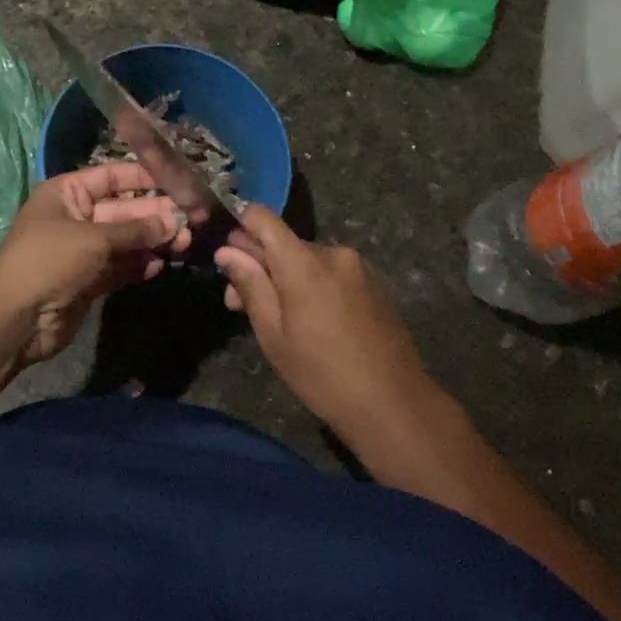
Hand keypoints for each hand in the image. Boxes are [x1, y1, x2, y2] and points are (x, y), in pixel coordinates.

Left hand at [0, 163, 190, 365]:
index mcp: (67, 193)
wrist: (17, 317)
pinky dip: (140, 265)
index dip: (143, 177)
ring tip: (184, 244)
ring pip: (126, 241)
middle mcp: (77, 217)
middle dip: (155, 215)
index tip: (179, 182)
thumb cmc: (49, 261)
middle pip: (124, 210)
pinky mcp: (90, 280)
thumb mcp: (94, 238)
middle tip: (190, 222)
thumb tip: (174, 221)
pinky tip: (161, 265)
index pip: (111, 176)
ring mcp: (83, 250)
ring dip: (153, 242)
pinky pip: (121, 266)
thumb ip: (135, 230)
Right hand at [214, 206, 427, 439]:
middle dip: (258, 265)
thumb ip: (250, 285)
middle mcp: (333, 252)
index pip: (262, 217)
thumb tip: (226, 251)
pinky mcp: (374, 283)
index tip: (227, 256)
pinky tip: (311, 321)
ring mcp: (358, 267)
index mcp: (303, 261)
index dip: (239, 228)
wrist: (394, 403)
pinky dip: (312, 285)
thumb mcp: (273, 334)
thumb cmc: (321, 373)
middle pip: (284, 243)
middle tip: (239, 304)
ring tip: (276, 318)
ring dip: (285, 278)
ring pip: (307, 260)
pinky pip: (331, 273)